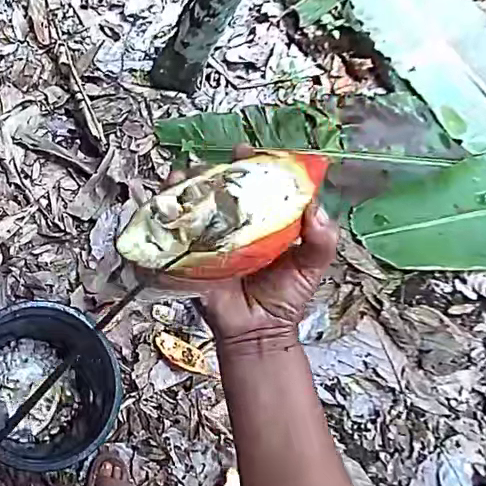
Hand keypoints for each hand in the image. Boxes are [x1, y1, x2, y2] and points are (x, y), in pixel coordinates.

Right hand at [165, 145, 339, 353]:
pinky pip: (175, 232)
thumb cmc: (284, 299)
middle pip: (220, 185)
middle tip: (213, 165)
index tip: (247, 151)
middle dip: (213, 168)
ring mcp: (210, 237)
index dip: (252, 162)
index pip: (257, 181)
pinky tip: (164, 199)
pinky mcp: (191, 256)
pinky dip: (165, 213)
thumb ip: (322, 240)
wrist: (257, 333)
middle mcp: (235, 223)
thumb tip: (316, 209)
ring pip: (193, 202)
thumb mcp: (311, 267)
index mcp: (264, 219)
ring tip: (183, 176)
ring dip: (185, 184)